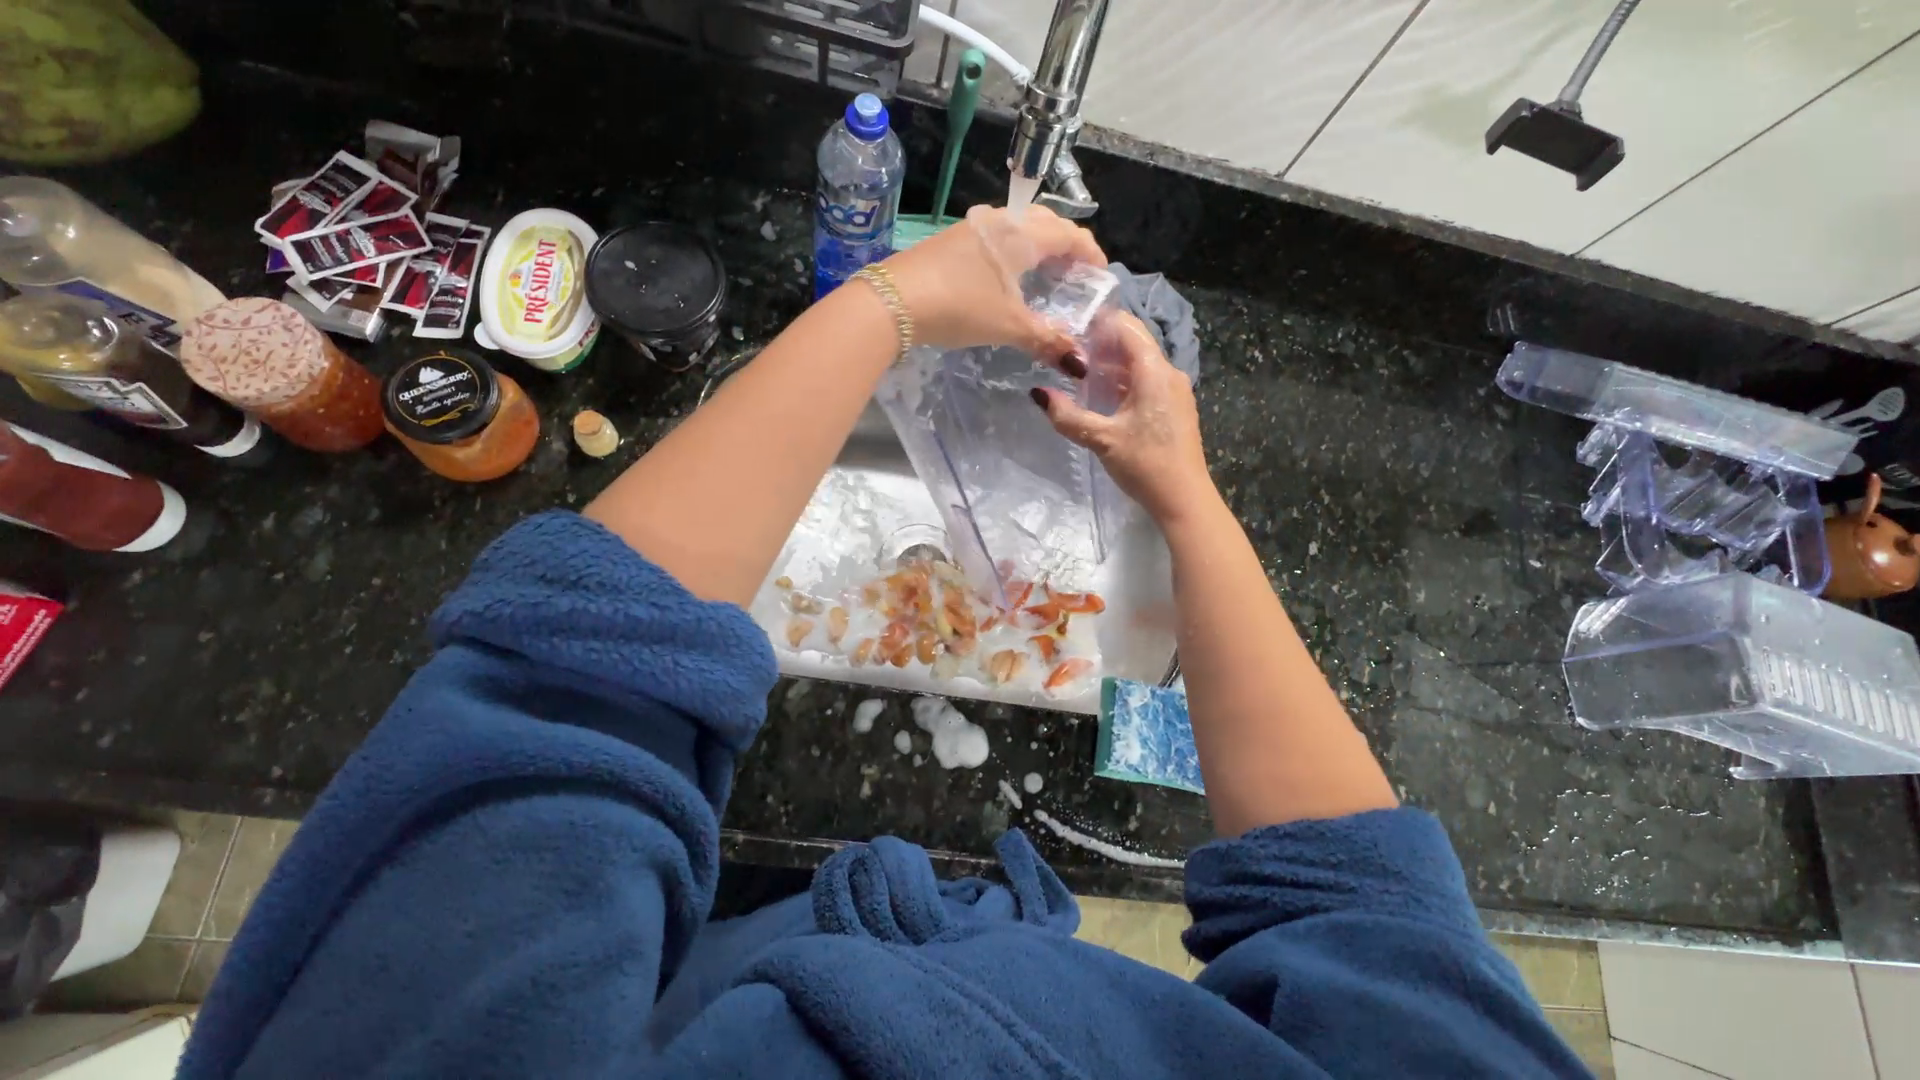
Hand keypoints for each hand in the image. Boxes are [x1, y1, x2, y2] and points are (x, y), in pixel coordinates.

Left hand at [882, 204, 1105, 362]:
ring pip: (1017, 228)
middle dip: (1065, 246)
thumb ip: (1046, 340)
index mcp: (1023, 234)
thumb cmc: (960, 307)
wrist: (892, 301)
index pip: (1070, 235)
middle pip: (1045, 223)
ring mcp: (972, 227)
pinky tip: (1005, 279)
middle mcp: (1000, 221)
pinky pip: (995, 239)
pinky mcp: (951, 241)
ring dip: (1036, 248)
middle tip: (1074, 275)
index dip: (1091, 255)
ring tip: (1043, 277)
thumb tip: (1077, 362)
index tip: (1101, 277)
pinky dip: (1011, 253)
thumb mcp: (1008, 326)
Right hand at [1032, 312, 1213, 525]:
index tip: (1070, 331)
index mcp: (1153, 371)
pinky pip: (1147, 380)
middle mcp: (1168, 372)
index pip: (1126, 326)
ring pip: (1140, 362)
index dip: (1098, 322)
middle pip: (1133, 342)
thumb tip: (1038, 394)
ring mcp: (1174, 390)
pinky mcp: (1174, 407)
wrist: (1184, 499)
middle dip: (1102, 344)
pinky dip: (1124, 380)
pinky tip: (1104, 398)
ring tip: (1081, 375)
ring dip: (1112, 364)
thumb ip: (1068, 416)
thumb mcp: (1101, 439)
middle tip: (1070, 354)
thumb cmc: (1145, 464)